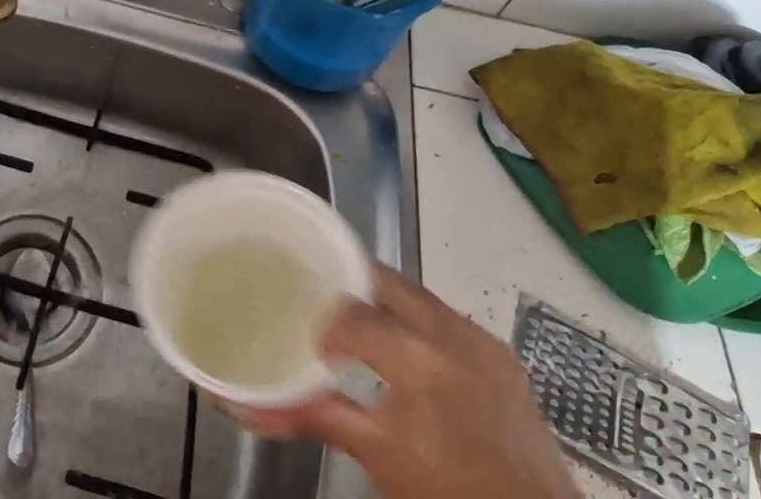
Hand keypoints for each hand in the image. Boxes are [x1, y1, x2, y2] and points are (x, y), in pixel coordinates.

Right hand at [240, 266, 577, 498]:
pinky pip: (455, 321)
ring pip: (424, 297)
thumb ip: (317, 418)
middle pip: (390, 282)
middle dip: (355, 285)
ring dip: (391, 303)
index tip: (314, 346)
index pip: (352, 313)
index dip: (325, 323)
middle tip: (328, 301)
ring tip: (367, 327)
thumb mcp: (376, 455)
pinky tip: (418, 354)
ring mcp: (484, 342)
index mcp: (416, 357)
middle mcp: (452, 335)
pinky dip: (426, 324)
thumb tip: (254, 412)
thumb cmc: (446, 490)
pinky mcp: (505, 356)